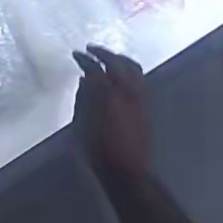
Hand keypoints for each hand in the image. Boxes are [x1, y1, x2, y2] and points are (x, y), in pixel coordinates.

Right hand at [72, 45, 151, 185]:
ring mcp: (140, 98)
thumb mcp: (82, 123)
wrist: (128, 172)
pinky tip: (120, 75)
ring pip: (133, 67)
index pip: (95, 68)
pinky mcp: (147, 106)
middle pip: (117, 62)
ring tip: (107, 58)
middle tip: (91, 49)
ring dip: (119, 59)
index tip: (75, 54)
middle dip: (103, 53)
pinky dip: (128, 70)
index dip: (84, 59)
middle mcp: (127, 92)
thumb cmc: (99, 150)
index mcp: (108, 95)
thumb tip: (85, 80)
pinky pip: (139, 78)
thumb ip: (83, 98)